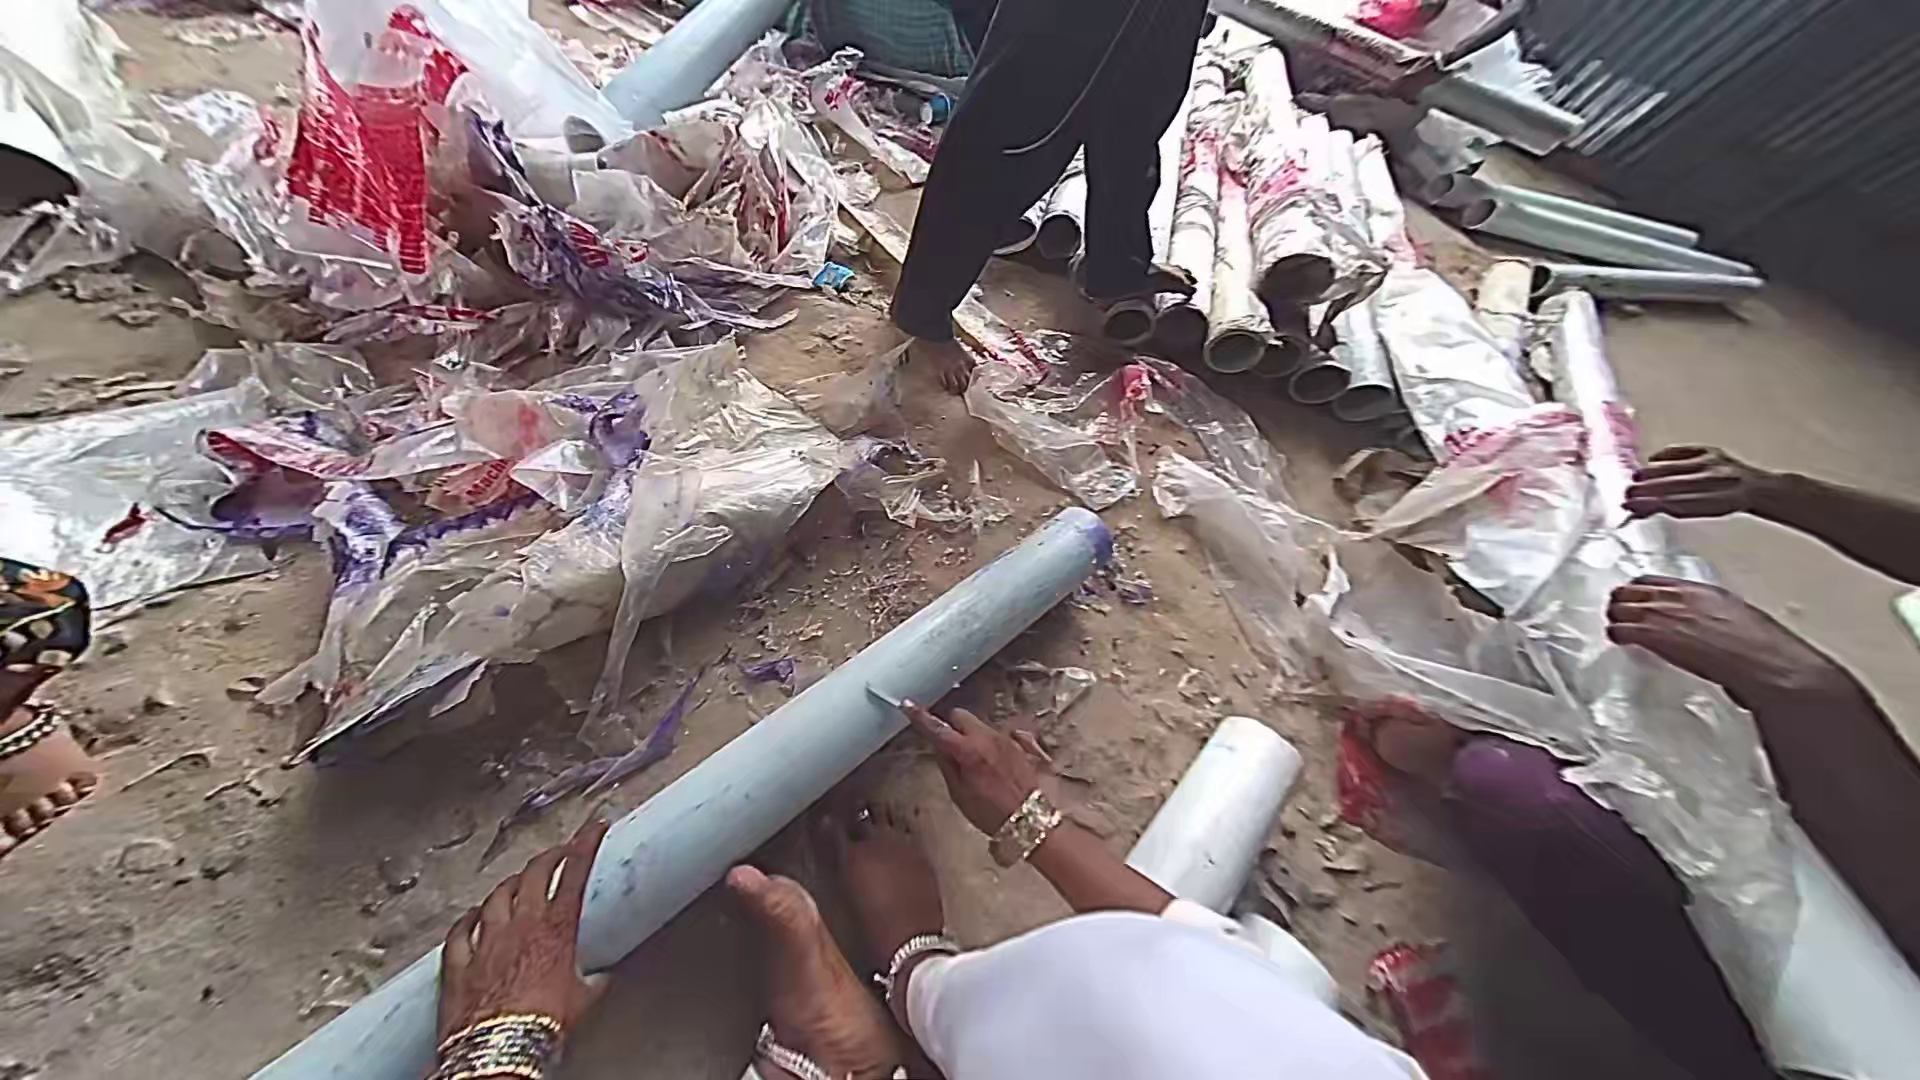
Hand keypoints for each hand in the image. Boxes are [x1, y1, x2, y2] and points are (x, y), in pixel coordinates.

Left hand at [437, 816, 609, 1043]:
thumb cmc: (543, 1027)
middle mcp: (522, 924)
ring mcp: (487, 942)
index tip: (595, 826)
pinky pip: (460, 931)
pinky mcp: (458, 966)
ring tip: (519, 879)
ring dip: (511, 883)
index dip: (587, 842)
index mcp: (558, 926)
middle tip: (559, 851)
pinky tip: (473, 914)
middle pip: (535, 872)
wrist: (497, 1057)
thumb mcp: (585, 997)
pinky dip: (469, 918)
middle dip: (549, 855)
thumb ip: (595, 977)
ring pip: (498, 895)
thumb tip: (604, 977)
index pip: (576, 870)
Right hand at [902, 701, 1049, 835]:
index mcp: (967, 751)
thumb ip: (946, 765)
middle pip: (959, 715)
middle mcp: (985, 737)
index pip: (937, 728)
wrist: (1029, 818)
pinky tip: (988, 763)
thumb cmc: (992, 813)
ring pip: (977, 724)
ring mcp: (1002, 737)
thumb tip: (939, 747)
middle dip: (951, 725)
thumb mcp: (959, 794)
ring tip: (972, 763)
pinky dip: (985, 743)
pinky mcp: (1015, 742)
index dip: (920, 716)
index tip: (908, 705)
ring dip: (969, 735)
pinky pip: (992, 734)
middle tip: (949, 746)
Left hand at [1606, 576, 1856, 707]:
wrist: (1772, 667)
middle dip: (1621, 603)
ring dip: (1617, 620)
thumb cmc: (1767, 649)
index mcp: (1700, 592)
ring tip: (1622, 629)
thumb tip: (1698, 619)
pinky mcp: (1649, 633)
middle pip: (1626, 592)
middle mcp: (1676, 598)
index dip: (1637, 592)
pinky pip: (1617, 630)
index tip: (1634, 600)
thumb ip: (1708, 611)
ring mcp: (1659, 614)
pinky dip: (1617, 636)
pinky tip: (1623, 642)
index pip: (1650, 581)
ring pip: (1617, 610)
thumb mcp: (1738, 616)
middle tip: (1621, 615)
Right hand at [1625, 445, 1778, 519]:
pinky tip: (1654, 465)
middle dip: (1641, 490)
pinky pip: (1672, 451)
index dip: (1645, 503)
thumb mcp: (1699, 513)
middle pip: (1664, 483)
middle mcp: (1716, 478)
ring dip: (1645, 476)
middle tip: (1627, 495)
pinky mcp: (1707, 450)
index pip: (1671, 501)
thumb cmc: (1721, 503)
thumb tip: (1635, 508)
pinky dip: (1658, 458)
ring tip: (1638, 482)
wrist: (1759, 488)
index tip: (1627, 505)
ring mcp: (1711, 462)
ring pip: (1663, 467)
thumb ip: (1667, 509)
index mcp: (1716, 500)